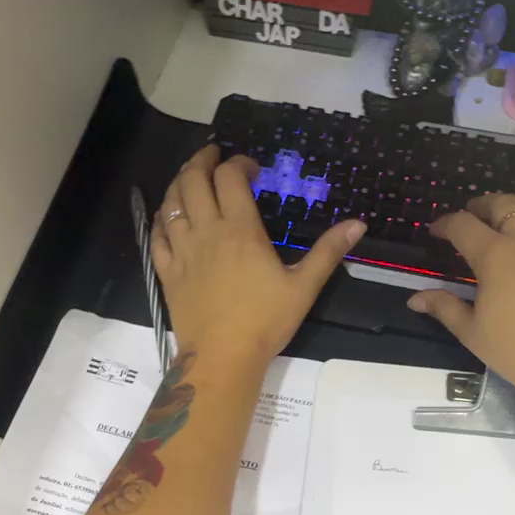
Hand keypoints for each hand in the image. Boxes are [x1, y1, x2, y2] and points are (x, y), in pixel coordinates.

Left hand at [153, 146, 364, 367]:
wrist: (223, 358)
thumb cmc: (265, 323)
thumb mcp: (303, 287)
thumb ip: (327, 252)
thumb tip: (357, 224)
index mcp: (241, 229)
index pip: (231, 178)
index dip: (239, 164)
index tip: (251, 169)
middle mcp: (207, 231)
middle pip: (193, 180)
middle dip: (203, 160)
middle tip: (213, 157)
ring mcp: (182, 251)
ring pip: (171, 202)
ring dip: (179, 182)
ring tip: (190, 177)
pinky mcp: (168, 273)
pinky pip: (157, 235)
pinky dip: (161, 218)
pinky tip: (167, 216)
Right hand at [409, 193, 514, 397]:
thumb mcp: (472, 332)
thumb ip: (444, 308)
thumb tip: (415, 298)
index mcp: (495, 254)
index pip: (463, 226)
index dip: (445, 224)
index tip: (436, 231)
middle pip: (502, 204)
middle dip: (482, 205)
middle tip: (471, 213)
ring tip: (506, 219)